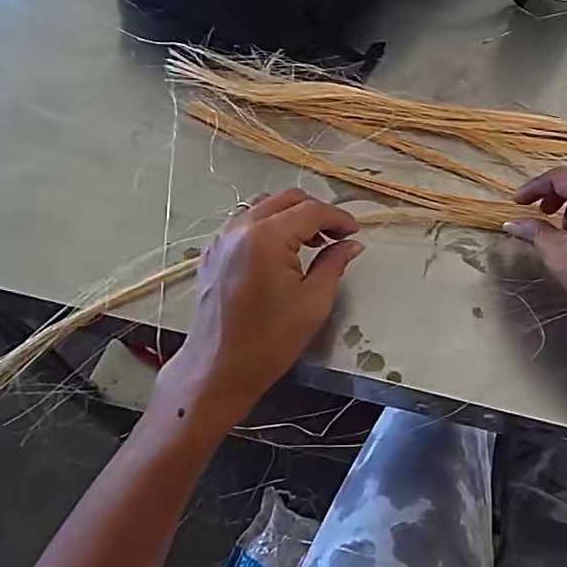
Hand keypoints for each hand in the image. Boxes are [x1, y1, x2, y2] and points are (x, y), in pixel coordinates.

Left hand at [150, 189, 362, 438]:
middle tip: (335, 234)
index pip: (310, 211)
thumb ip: (334, 264)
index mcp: (266, 237)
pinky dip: (266, 225)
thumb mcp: (313, 302)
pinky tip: (280, 250)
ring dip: (289, 215)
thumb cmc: (269, 340)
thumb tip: (350, 244)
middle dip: (314, 211)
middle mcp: (240, 228)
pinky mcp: (212, 252)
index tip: (354, 232)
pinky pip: (243, 223)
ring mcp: (221, 238)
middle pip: (284, 199)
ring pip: (261, 206)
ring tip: (310, 241)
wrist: (219, 367)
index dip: (338, 218)